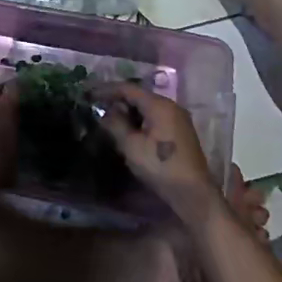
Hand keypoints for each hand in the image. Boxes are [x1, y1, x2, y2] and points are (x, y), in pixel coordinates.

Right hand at [92, 82, 222, 219]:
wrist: (193, 193)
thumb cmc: (160, 166)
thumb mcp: (131, 145)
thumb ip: (115, 124)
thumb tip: (105, 111)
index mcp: (159, 105)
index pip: (128, 88)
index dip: (107, 89)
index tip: (89, 93)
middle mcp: (171, 106)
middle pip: (139, 96)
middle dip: (117, 100)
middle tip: (98, 107)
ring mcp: (178, 119)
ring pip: (147, 107)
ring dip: (128, 111)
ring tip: (110, 119)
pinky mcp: (180, 132)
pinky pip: (155, 117)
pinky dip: (140, 119)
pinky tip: (129, 130)